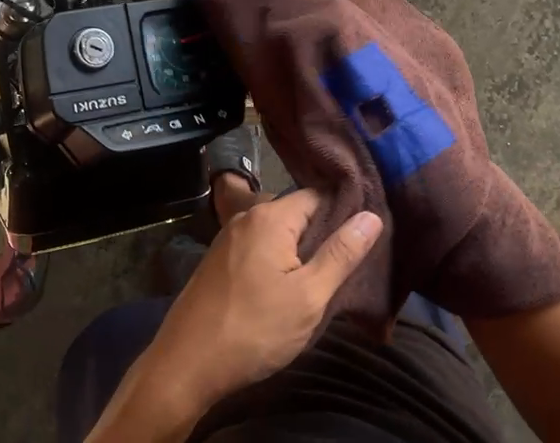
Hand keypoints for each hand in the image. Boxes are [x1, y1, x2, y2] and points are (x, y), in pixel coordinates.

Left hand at [87, 190, 382, 440]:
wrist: (187, 364)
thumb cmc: (254, 329)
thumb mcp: (309, 296)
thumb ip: (341, 254)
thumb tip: (372, 215)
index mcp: (270, 216)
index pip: (318, 195)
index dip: (346, 211)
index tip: (369, 231)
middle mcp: (247, 216)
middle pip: (298, 213)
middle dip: (324, 232)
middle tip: (354, 258)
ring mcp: (229, 238)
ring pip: (278, 233)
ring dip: (301, 250)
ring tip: (328, 273)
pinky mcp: (220, 261)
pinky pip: (260, 247)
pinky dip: (279, 260)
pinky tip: (291, 284)